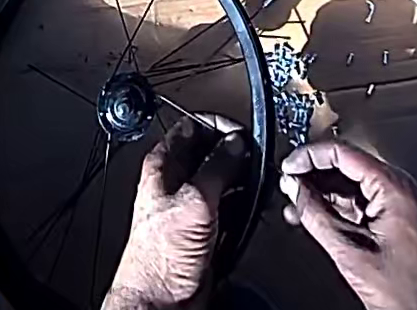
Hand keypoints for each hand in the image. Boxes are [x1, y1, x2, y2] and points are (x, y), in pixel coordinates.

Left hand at [103, 115, 250, 309]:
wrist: (160, 304)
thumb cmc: (158, 256)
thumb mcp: (194, 200)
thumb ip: (217, 167)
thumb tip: (236, 141)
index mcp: (165, 163)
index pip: (193, 126)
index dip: (218, 125)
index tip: (241, 132)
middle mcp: (178, 181)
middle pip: (212, 153)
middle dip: (236, 155)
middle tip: (255, 159)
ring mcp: (193, 205)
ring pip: (224, 180)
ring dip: (243, 181)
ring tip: (258, 183)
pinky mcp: (207, 230)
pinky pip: (230, 207)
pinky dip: (244, 205)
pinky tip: (253, 207)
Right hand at [279, 141, 416, 309]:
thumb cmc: (414, 298)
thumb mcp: (352, 253)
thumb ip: (317, 215)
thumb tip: (294, 189)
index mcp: (392, 186)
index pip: (339, 151)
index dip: (308, 156)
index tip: (288, 167)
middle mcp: (397, 187)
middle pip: (343, 164)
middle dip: (312, 176)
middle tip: (289, 186)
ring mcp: (398, 202)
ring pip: (348, 183)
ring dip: (320, 194)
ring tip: (297, 206)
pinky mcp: (395, 219)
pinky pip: (358, 201)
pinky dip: (335, 207)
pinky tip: (316, 218)